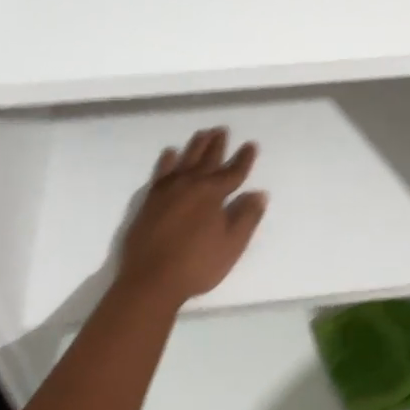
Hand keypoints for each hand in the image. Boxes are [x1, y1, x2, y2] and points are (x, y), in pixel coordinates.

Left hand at [116, 128, 267, 308]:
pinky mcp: (150, 200)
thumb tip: (259, 193)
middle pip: (207, 160)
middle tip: (222, 130)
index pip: (233, 172)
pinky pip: (161, 171)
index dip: (244, 159)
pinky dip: (167, 160)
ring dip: (195, 146)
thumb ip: (246, 217)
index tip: (251, 145)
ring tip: (202, 134)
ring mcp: (167, 190)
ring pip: (184, 160)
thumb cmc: (197, 265)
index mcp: (213, 194)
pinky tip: (170, 153)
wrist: (150, 279)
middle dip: (217, 145)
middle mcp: (190, 184)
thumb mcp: (231, 245)